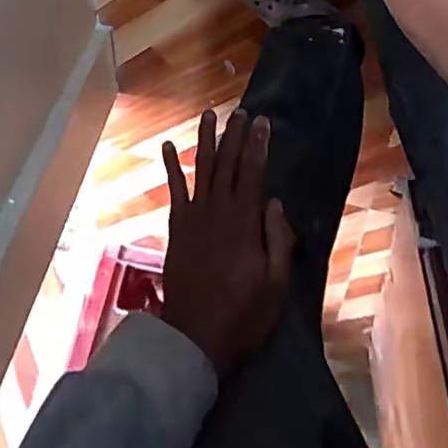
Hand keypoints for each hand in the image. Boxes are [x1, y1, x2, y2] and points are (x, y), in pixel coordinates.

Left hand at [158, 108, 296, 370]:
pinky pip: (175, 189)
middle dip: (235, 135)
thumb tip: (274, 202)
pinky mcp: (177, 226)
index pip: (253, 174)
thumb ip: (277, 241)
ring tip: (209, 114)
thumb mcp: (275, 285)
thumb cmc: (242, 315)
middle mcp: (217, 211)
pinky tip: (170, 146)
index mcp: (244, 223)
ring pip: (202, 169)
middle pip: (228, 164)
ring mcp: (194, 217)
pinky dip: (173, 166)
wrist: (193, 336)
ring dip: (206, 141)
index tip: (263, 122)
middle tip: (241, 111)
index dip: (258, 145)